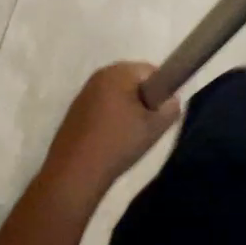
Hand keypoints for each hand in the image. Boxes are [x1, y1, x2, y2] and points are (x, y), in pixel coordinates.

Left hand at [37, 62, 181, 202]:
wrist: (74, 174)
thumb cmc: (118, 144)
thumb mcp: (154, 128)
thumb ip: (171, 108)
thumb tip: (171, 100)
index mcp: (119, 72)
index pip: (151, 70)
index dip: (162, 90)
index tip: (161, 113)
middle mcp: (100, 75)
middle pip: (133, 81)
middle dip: (143, 99)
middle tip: (147, 126)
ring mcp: (84, 93)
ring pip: (117, 95)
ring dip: (126, 110)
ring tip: (129, 137)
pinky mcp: (74, 111)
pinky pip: (101, 107)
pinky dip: (110, 119)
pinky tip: (110, 141)